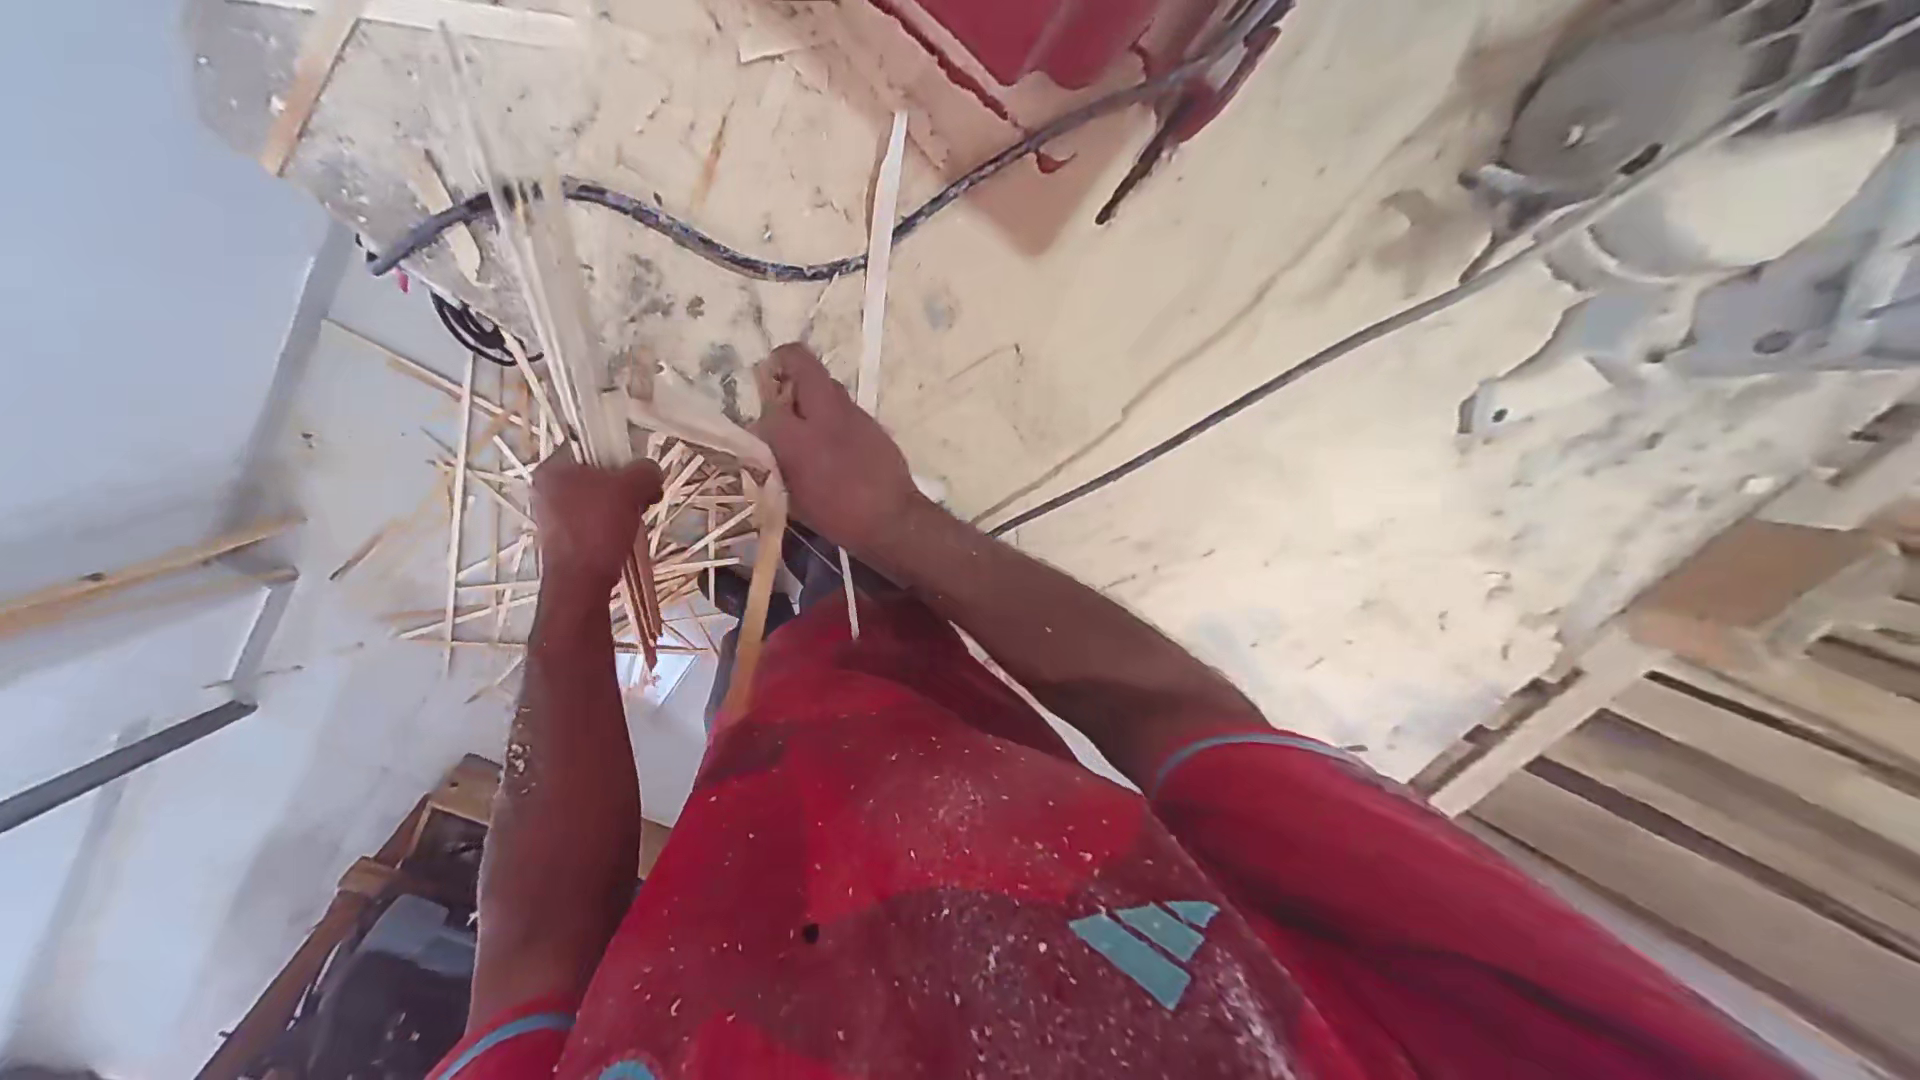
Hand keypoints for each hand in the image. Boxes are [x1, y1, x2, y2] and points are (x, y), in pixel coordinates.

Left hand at [531, 448, 663, 588]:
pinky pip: (595, 518)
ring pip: (598, 497)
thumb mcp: (630, 489)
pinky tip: (626, 533)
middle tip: (644, 496)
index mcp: (552, 468)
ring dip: (623, 504)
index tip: (638, 472)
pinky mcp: (563, 535)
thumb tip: (651, 472)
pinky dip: (613, 522)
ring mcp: (553, 513)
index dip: (619, 454)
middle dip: (626, 484)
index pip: (589, 445)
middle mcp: (547, 487)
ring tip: (637, 517)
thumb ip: (645, 471)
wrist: (581, 580)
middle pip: (597, 473)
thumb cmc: (598, 528)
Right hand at [754, 343, 923, 553]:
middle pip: (801, 361)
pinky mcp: (873, 423)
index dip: (761, 409)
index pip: (768, 404)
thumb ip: (777, 463)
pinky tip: (834, 441)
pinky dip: (833, 413)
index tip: (761, 422)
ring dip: (811, 391)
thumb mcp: (793, 497)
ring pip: (827, 383)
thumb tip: (768, 443)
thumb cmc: (838, 517)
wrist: (893, 520)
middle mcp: (826, 415)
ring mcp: (854, 415)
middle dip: (785, 365)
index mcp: (798, 439)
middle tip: (777, 390)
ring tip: (806, 421)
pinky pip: (846, 407)